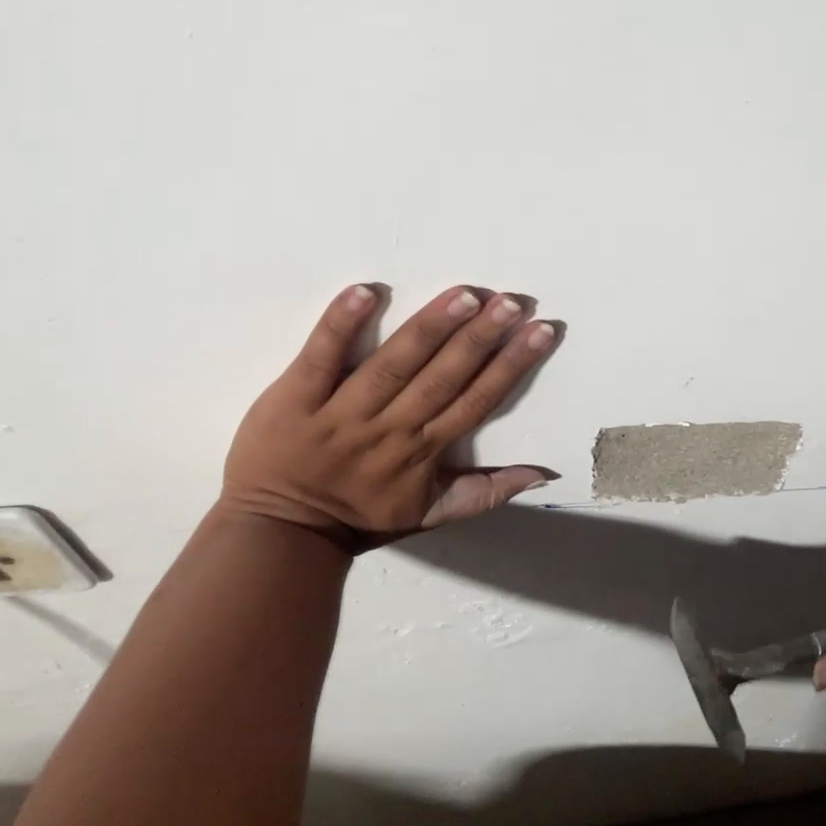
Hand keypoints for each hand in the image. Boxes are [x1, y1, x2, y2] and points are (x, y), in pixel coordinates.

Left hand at [218, 284, 559, 552]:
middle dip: (480, 338)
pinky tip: (367, 291)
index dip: (512, 365)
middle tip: (511, 302)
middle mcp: (390, 428)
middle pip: (443, 377)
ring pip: (393, 364)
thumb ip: (487, 492)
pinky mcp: (294, 398)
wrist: (280, 535)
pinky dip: (341, 324)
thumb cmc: (361, 519)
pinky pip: (320, 357)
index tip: (541, 331)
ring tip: (464, 295)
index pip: (477, 401)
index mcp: (424, 451)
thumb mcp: (432, 515)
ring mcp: (341, 412)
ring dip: (430, 328)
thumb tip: (545, 474)